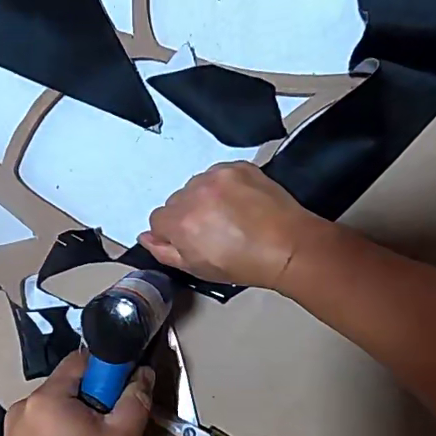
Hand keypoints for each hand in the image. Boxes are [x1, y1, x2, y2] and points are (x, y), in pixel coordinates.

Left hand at [0, 351, 154, 435]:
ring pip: (59, 411)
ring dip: (81, 421)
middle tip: (114, 431)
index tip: (126, 392)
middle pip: (70, 386)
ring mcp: (14, 432)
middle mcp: (23, 408)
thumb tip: (141, 375)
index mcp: (46, 397)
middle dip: (97, 401)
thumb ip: (135, 399)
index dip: (111, 372)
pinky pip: (45, 431)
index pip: (83, 360)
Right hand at [138, 161, 323, 288]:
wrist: (288, 246)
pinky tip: (240, 204)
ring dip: (206, 198)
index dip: (173, 233)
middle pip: (176, 201)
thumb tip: (147, 238)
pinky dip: (225, 187)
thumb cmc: (246, 263)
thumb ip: (165, 251)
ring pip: (196, 186)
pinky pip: (218, 174)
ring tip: (230, 217)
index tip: (191, 239)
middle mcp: (194, 194)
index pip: (157, 220)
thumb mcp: (198, 268)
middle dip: (189, 214)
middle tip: (214, 231)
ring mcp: (218, 177)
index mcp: (180, 222)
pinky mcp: (238, 167)